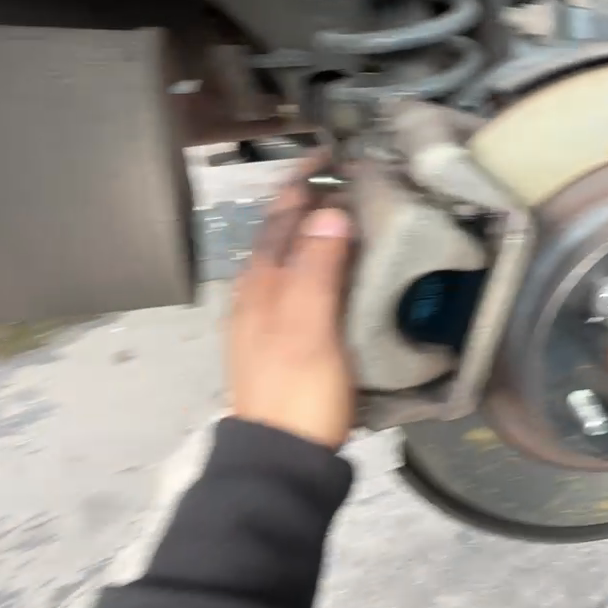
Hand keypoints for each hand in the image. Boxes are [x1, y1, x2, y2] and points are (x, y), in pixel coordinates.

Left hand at [228, 167, 355, 449]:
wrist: (281, 452)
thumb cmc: (298, 388)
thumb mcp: (309, 327)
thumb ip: (317, 269)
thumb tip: (331, 212)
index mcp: (262, 283)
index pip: (281, 218)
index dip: (302, 184)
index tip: (330, 155)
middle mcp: (257, 292)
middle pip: (282, 234)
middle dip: (309, 202)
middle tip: (349, 180)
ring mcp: (267, 316)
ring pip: (290, 259)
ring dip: (315, 232)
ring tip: (349, 216)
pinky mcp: (284, 338)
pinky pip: (300, 283)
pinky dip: (319, 263)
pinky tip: (339, 272)